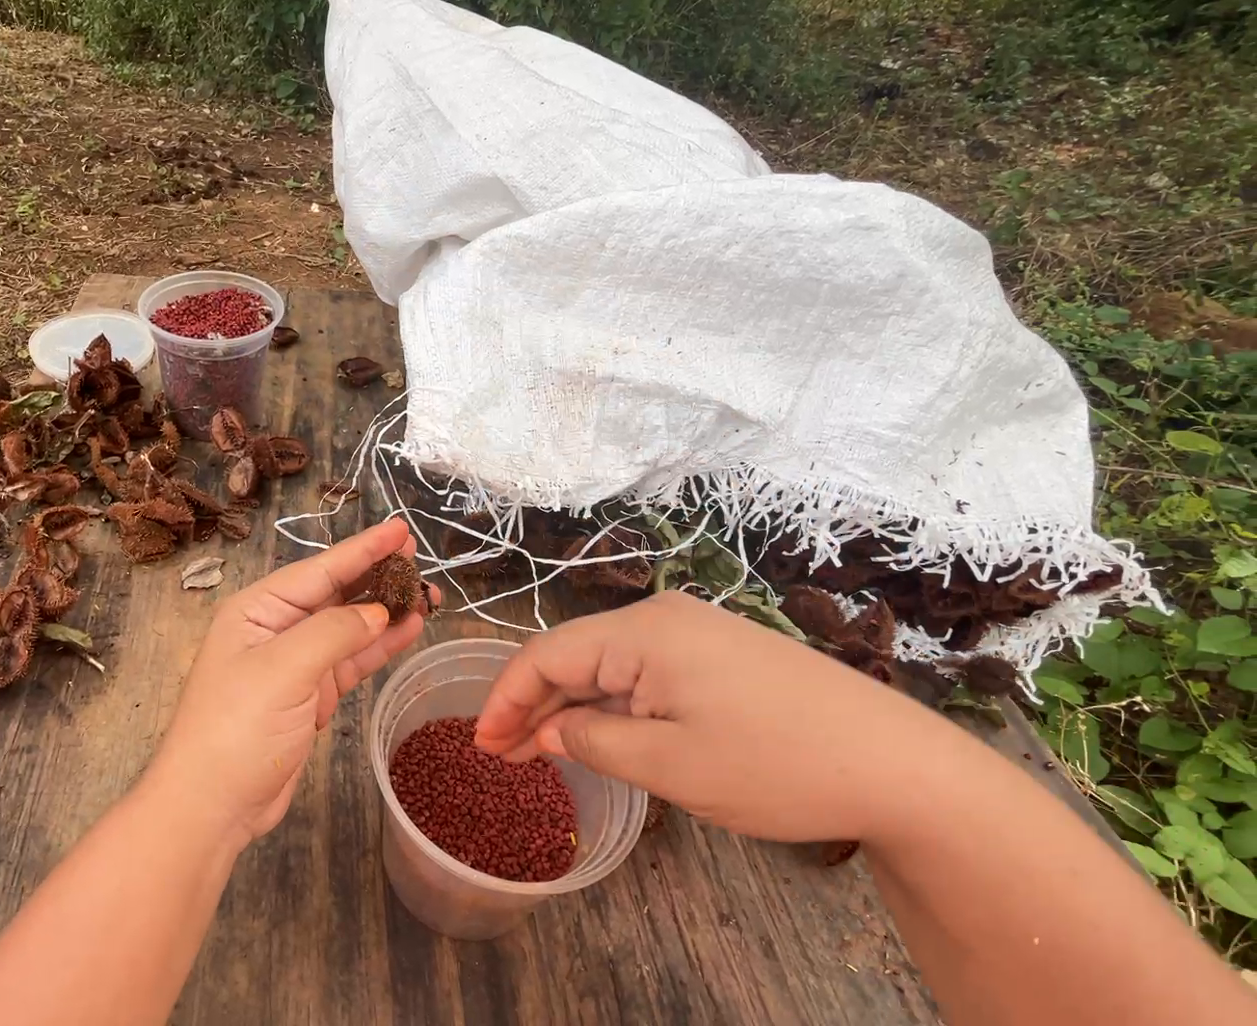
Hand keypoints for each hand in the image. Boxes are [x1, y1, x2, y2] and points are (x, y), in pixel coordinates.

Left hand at [146, 518, 438, 844]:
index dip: (363, 549)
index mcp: (257, 610)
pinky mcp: (309, 697)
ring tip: (428, 596)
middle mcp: (275, 629)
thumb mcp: (284, 670)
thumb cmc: (237, 728)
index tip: (401, 529)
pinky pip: (350, 661)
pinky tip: (408, 631)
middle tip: (421, 560)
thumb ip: (334, 632)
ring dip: (385, 613)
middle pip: (335, 594)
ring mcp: (294, 664)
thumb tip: (378, 612)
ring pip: (348, 628)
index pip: (319, 569)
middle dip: (377, 577)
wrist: (214, 805)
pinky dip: (378, 647)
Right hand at [473, 591, 975, 844]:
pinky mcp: (717, 652)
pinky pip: (641, 672)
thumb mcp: (668, 765)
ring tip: (535, 749)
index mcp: (642, 631)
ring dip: (568, 706)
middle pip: (573, 655)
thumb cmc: (775, 765)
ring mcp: (693, 630)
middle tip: (499, 753)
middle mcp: (661, 616)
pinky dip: (609, 704)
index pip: (545, 655)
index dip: (505, 698)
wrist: (904, 768)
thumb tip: (546, 732)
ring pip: (606, 665)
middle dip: (531, 703)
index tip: (480, 743)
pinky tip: (596, 732)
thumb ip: (591, 742)